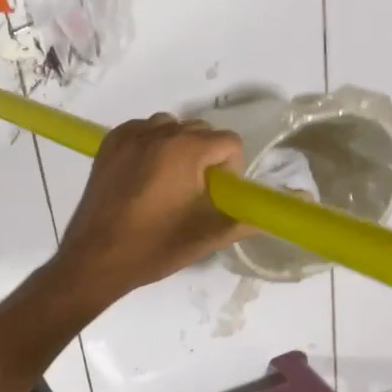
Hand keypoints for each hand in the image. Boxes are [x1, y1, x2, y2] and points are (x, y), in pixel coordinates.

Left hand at [46, 113, 250, 303]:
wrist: (93, 262)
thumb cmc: (152, 248)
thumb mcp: (208, 234)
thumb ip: (251, 215)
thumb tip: (297, 201)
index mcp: (186, 148)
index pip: (229, 142)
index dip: (229, 171)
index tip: (214, 198)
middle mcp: (157, 134)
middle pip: (200, 132)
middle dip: (204, 159)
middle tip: (190, 195)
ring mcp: (128, 139)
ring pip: (169, 129)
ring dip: (176, 149)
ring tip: (167, 185)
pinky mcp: (106, 149)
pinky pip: (138, 132)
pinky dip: (147, 145)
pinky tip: (143, 175)